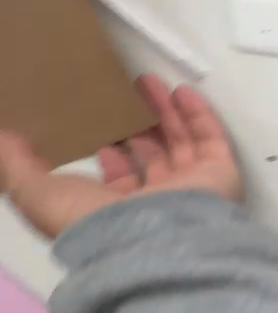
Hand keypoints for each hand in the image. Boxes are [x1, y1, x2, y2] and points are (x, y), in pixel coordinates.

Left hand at [0, 75, 242, 239]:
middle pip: (154, 153)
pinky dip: (199, 116)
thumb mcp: (35, 190)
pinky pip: (211, 139)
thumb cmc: (91, 216)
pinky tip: (182, 92)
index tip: (98, 129)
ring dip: (167, 112)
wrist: (150, 230)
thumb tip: (5, 135)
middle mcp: (160, 195)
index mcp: (122, 206)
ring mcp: (194, 183)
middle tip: (124, 94)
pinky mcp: (220, 172)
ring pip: (182, 142)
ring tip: (149, 82)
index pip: (122, 176)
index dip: (112, 153)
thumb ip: (20, 163)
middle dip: (139, 124)